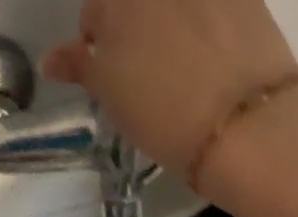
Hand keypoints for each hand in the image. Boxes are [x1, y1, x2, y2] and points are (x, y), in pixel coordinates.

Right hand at [42, 0, 297, 178]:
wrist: (245, 124)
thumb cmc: (163, 113)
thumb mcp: (112, 95)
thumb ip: (80, 67)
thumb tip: (51, 59)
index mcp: (118, 1)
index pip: (94, 16)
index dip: (100, 49)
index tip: (113, 79)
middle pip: (136, 6)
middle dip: (136, 30)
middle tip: (147, 74)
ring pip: (177, 11)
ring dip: (172, 27)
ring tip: (184, 66)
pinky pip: (215, 11)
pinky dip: (210, 28)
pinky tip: (217, 60)